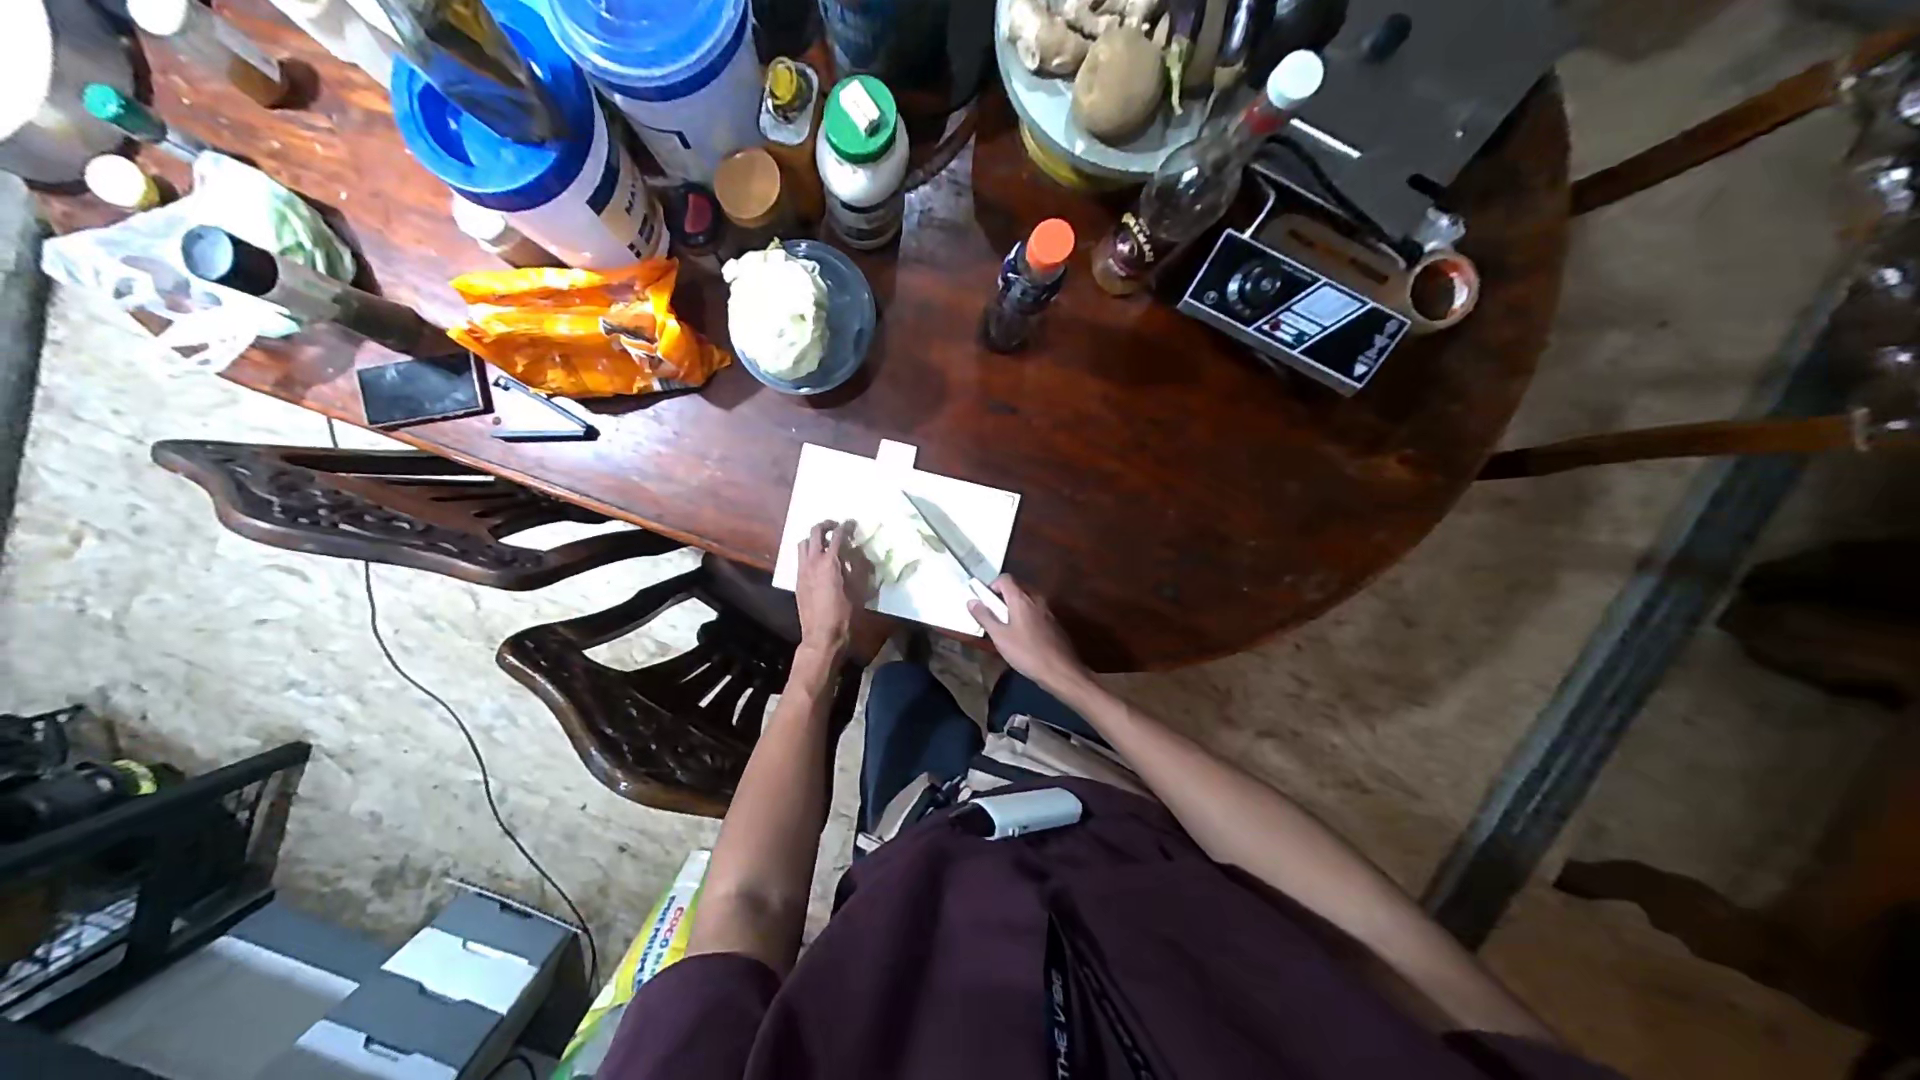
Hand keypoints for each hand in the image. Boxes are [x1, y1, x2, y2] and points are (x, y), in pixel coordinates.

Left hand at [796, 520, 858, 652]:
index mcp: (830, 562)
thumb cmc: (844, 614)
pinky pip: (801, 558)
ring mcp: (802, 570)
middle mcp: (813, 562)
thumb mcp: (858, 590)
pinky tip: (819, 562)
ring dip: (814, 538)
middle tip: (836, 527)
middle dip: (826, 525)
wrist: (821, 635)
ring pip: (803, 543)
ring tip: (825, 543)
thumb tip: (857, 554)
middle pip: (815, 532)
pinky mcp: (798, 580)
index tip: (851, 523)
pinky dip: (809, 552)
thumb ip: (857, 568)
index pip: (837, 535)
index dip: (845, 526)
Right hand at [968, 575, 1090, 693]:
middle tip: (995, 614)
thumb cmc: (1027, 652)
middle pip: (1018, 587)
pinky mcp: (1055, 622)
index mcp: (1021, 599)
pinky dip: (1028, 615)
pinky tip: (1024, 636)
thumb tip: (972, 601)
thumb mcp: (1000, 637)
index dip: (993, 585)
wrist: (1061, 670)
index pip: (1005, 578)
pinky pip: (1037, 610)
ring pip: (1029, 599)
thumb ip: (985, 617)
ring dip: (1016, 606)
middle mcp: (1036, 599)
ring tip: (1008, 626)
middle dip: (1004, 596)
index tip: (986, 601)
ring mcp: (1048, 610)